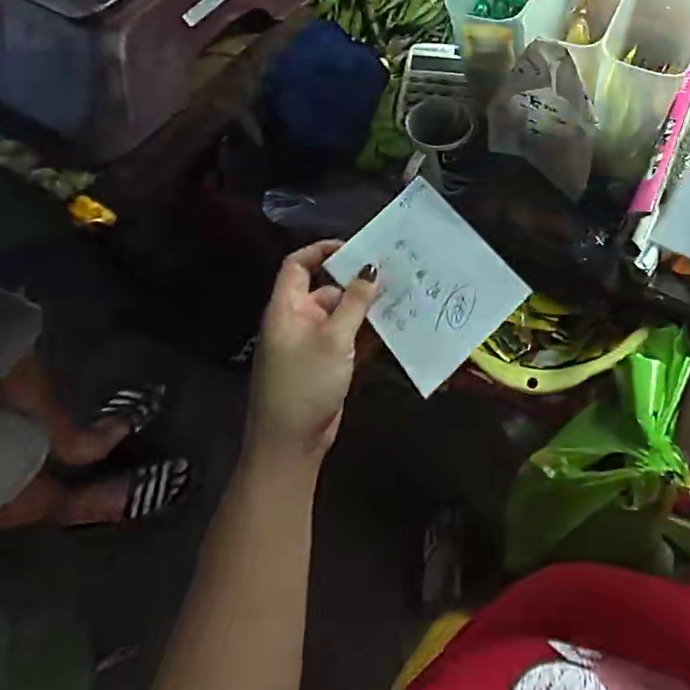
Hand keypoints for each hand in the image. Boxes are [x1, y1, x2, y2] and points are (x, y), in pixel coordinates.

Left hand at [248, 241, 381, 462]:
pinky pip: (350, 338)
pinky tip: (395, 327)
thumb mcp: (333, 338)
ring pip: (343, 315)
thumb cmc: (305, 382)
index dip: (322, 251)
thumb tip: (371, 268)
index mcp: (287, 307)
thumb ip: (355, 302)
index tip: (355, 247)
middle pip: (328, 289)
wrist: (291, 442)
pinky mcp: (328, 363)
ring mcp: (314, 343)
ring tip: (401, 296)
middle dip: (357, 282)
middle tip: (392, 272)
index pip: (299, 265)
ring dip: (367, 308)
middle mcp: (299, 320)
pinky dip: (369, 332)